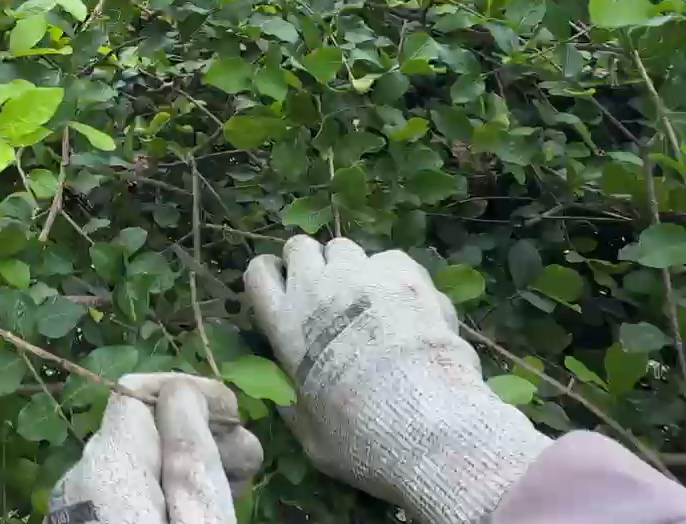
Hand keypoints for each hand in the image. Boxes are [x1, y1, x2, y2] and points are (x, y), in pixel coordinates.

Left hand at [48, 373, 263, 523]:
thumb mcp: (199, 512)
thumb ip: (189, 448)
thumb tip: (183, 392)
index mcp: (104, 465)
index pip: (135, 389)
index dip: (189, 390)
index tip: (235, 410)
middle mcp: (80, 479)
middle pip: (140, 427)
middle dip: (197, 428)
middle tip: (250, 455)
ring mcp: (80, 511)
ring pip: (137, 462)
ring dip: (187, 458)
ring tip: (238, 480)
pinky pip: (129, 492)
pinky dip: (167, 488)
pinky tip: (202, 504)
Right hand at [244, 236, 549, 523]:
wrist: (427, 427)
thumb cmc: (362, 438)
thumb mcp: (312, 435)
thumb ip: (294, 404)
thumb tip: (287, 396)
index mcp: (285, 322)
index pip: (258, 272)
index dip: (272, 274)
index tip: (286, 287)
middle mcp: (315, 286)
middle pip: (300, 247)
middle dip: (312, 263)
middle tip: (329, 292)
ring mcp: (358, 274)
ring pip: (344, 248)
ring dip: (351, 268)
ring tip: (372, 298)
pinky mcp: (401, 272)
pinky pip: (389, 260)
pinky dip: (395, 277)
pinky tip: (410, 306)